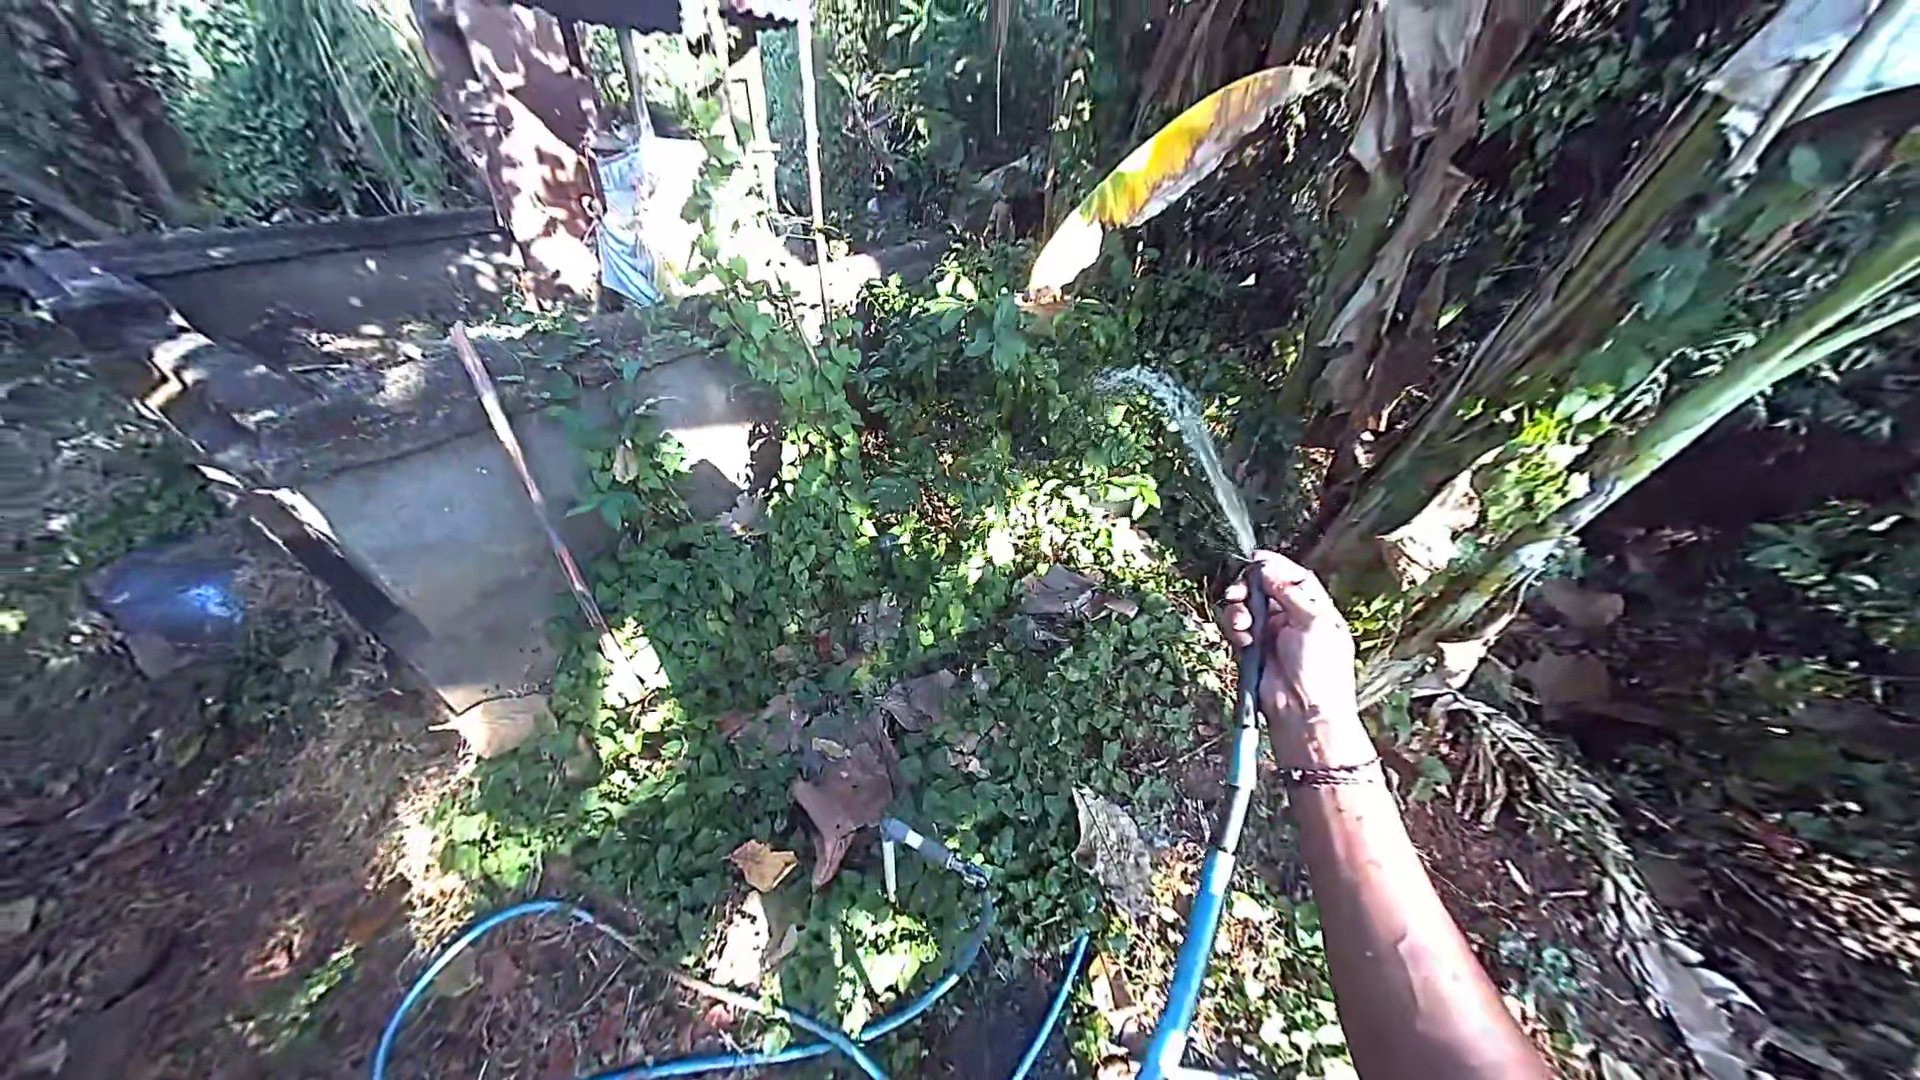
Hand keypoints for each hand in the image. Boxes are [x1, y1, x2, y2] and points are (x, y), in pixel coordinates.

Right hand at [1220, 551, 1373, 768]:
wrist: (1303, 710)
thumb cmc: (1320, 669)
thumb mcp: (1313, 622)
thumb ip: (1288, 592)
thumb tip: (1266, 569)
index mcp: (1314, 609)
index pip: (1293, 578)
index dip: (1274, 565)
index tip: (1255, 558)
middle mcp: (1291, 618)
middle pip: (1262, 589)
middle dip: (1247, 587)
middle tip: (1238, 591)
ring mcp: (1270, 634)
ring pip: (1244, 607)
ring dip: (1238, 610)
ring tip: (1242, 622)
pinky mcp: (1251, 649)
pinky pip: (1234, 628)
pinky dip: (1233, 629)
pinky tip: (1242, 639)